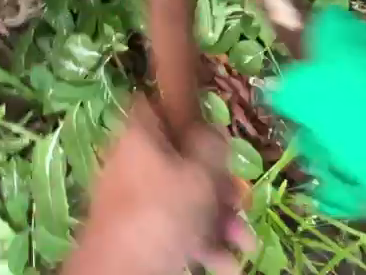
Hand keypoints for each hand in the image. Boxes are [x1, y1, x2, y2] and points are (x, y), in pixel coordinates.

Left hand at [63, 103, 251, 274]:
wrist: (121, 269)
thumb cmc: (160, 212)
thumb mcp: (197, 177)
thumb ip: (211, 149)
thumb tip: (214, 127)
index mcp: (139, 133)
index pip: (160, 106)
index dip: (188, 114)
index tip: (215, 132)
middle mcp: (133, 158)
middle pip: (182, 160)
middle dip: (219, 186)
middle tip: (242, 203)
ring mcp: (133, 195)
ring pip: (183, 197)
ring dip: (219, 220)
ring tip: (244, 243)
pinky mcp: (137, 229)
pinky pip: (174, 225)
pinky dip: (201, 241)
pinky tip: (225, 263)